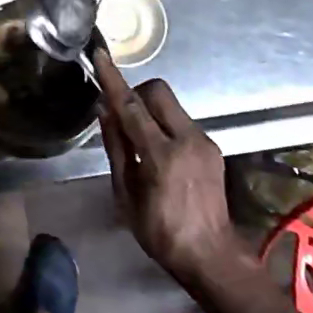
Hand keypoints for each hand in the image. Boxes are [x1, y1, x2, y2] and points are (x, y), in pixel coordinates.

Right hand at [94, 49, 252, 292]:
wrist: (212, 257)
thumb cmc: (160, 232)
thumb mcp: (126, 194)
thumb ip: (116, 147)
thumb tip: (105, 112)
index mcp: (161, 155)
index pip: (131, 105)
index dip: (113, 79)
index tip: (100, 55)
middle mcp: (187, 140)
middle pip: (158, 91)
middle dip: (136, 93)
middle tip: (123, 114)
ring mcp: (203, 142)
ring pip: (171, 105)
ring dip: (151, 111)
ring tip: (140, 139)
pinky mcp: (212, 148)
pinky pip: (182, 122)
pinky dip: (165, 125)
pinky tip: (159, 152)